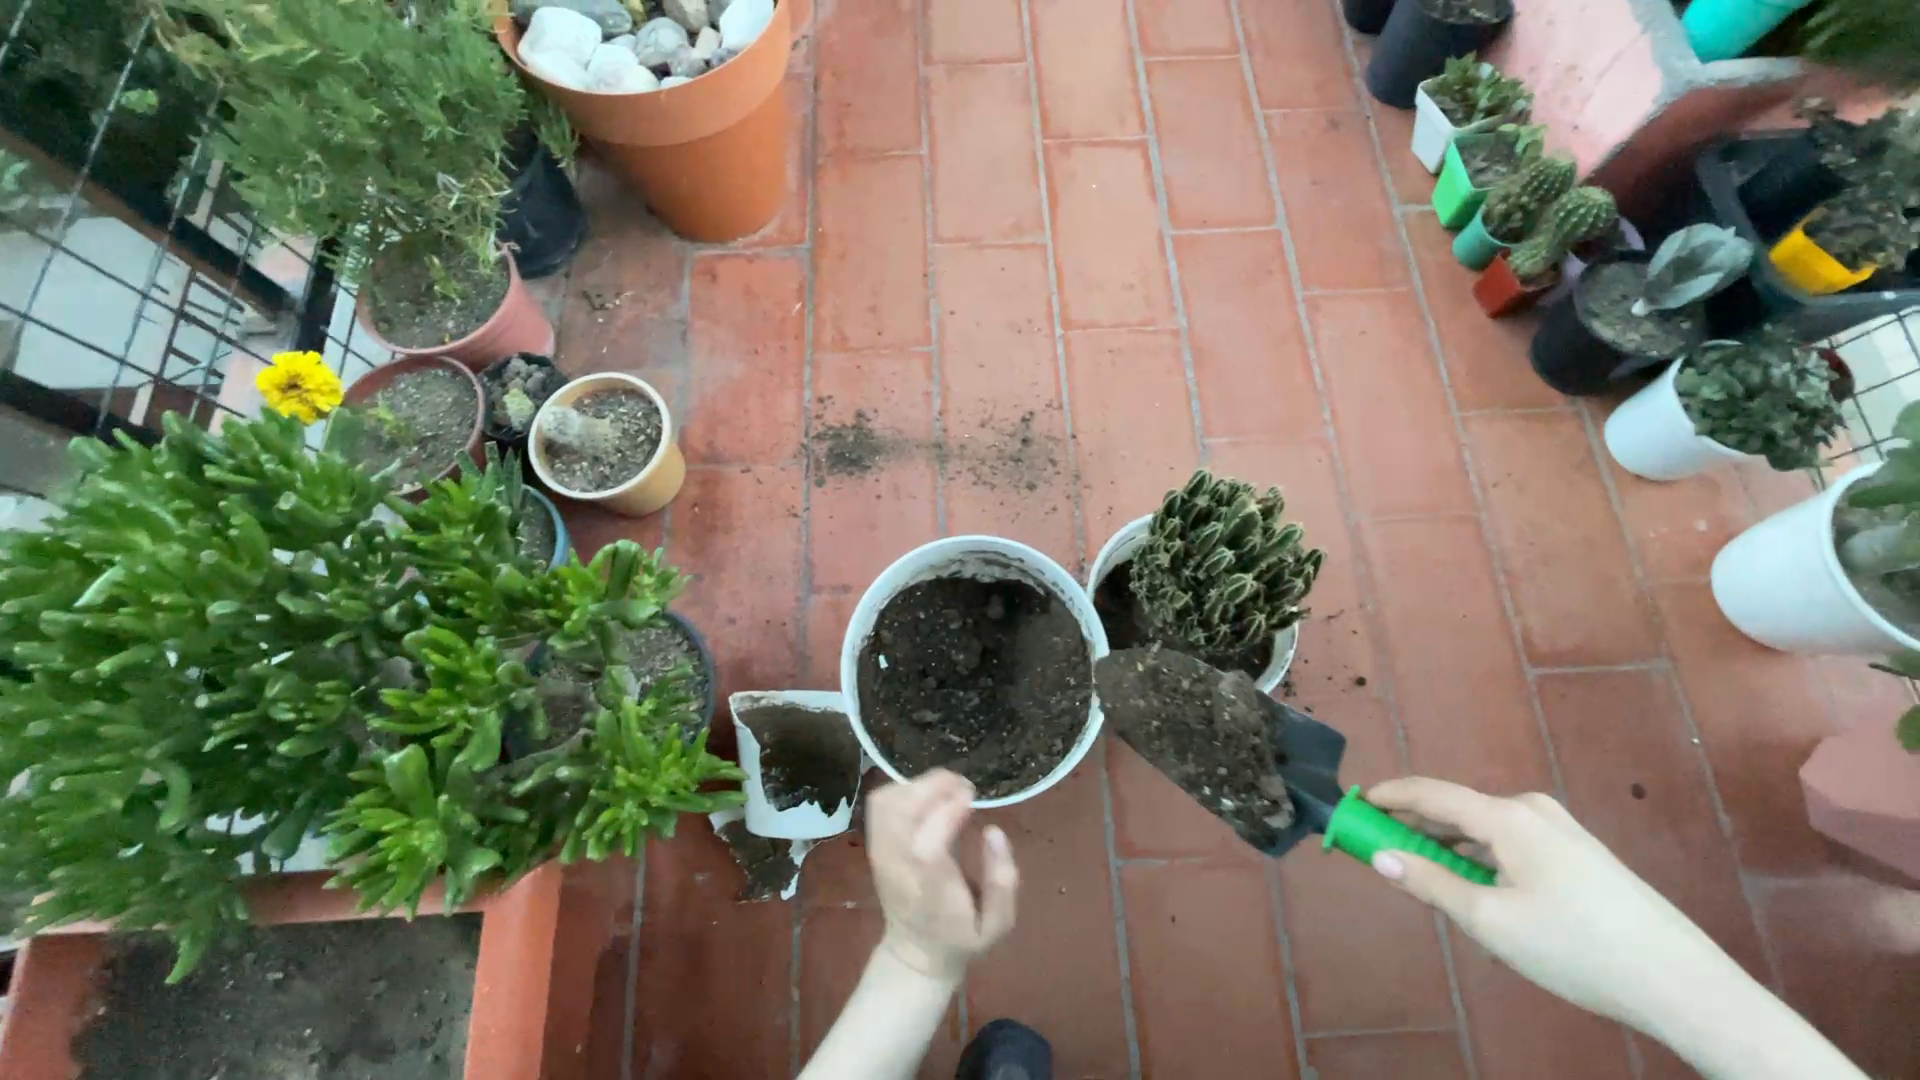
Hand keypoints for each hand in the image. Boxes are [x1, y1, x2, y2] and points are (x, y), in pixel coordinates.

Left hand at [865, 769, 1019, 982]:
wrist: (914, 953)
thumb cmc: (960, 937)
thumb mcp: (997, 925)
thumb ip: (1002, 882)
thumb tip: (994, 832)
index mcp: (931, 890)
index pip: (926, 846)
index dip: (946, 813)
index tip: (970, 797)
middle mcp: (899, 867)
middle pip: (900, 813)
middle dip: (933, 786)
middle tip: (964, 788)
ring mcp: (881, 853)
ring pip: (887, 801)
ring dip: (919, 786)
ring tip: (947, 791)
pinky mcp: (874, 844)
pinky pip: (880, 804)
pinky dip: (903, 790)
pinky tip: (927, 798)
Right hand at [1366, 778, 1743, 1035]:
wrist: (1685, 988)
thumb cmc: (1576, 947)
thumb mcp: (1490, 920)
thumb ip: (1430, 883)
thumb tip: (1381, 858)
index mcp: (1508, 816)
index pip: (1430, 793)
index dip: (1387, 796)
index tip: (1354, 803)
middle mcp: (1532, 811)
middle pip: (1456, 809)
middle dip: (1414, 827)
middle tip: (1380, 849)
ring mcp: (1562, 832)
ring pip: (1484, 831)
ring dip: (1449, 849)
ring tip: (1427, 881)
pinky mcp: (1581, 856)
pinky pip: (1511, 846)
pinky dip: (1481, 860)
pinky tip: (1480, 894)